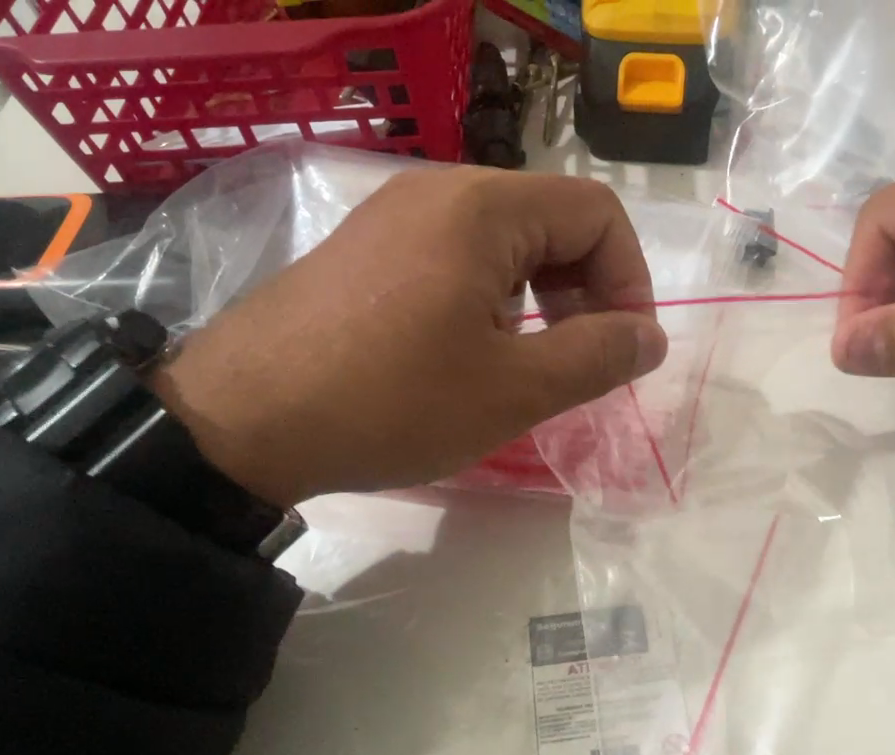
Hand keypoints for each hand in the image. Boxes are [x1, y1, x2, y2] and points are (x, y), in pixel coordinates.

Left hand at [149, 168, 667, 505]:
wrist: (244, 422)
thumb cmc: (392, 403)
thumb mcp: (513, 390)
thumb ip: (597, 357)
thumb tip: (650, 337)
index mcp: (483, 208)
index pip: (597, 213)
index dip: (629, 281)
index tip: (622, 352)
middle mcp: (438, 192)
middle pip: (551, 222)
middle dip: (586, 292)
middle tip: (578, 365)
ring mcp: (394, 218)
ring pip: (503, 244)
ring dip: (539, 301)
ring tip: (526, 368)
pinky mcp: (366, 252)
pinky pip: (455, 260)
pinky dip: (490, 303)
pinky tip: (470, 359)